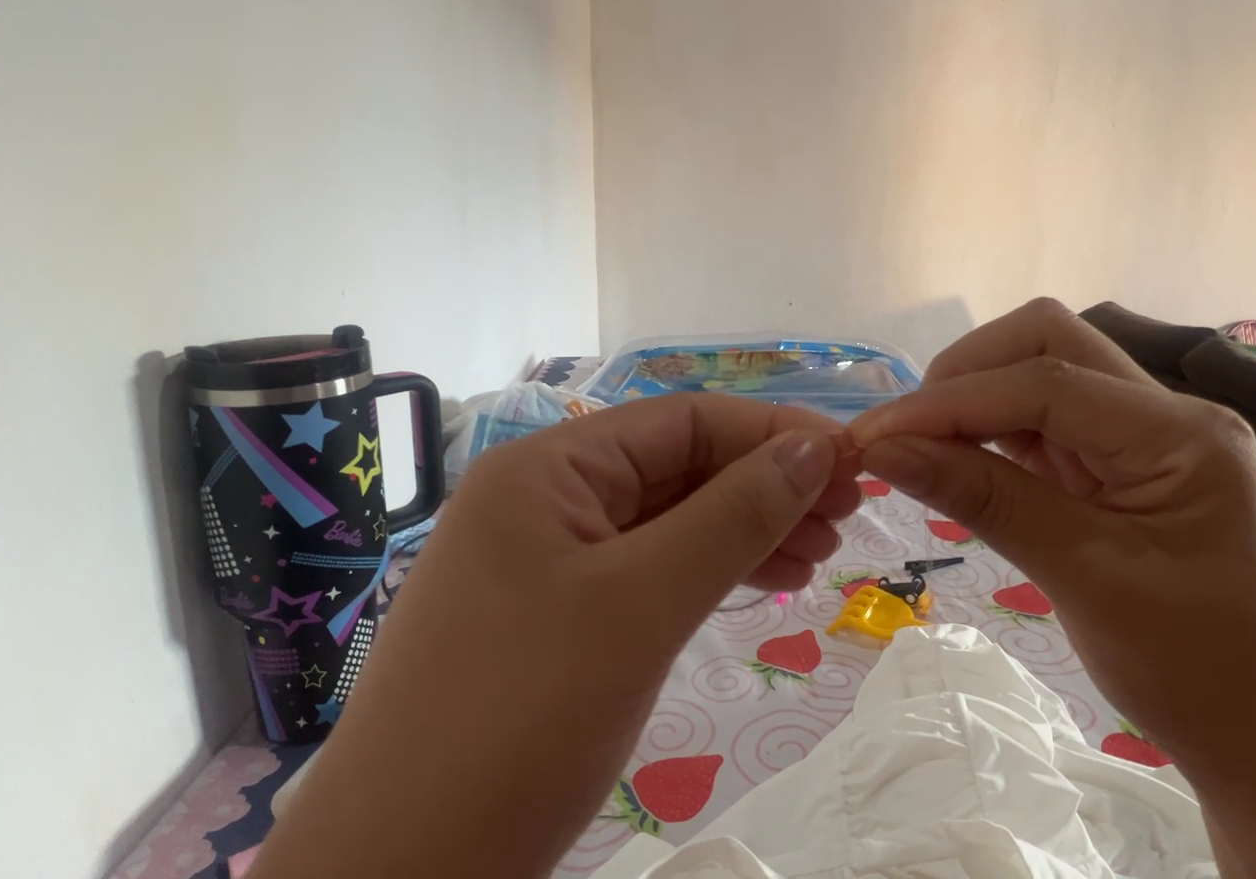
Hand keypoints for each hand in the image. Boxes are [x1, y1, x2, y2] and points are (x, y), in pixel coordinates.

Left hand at [249, 394, 862, 878]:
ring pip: (669, 521)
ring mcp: (544, 560)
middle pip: (678, 467)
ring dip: (746, 530)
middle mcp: (542, 498)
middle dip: (765, 485)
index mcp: (547, 469)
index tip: (853, 462)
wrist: (401, 872)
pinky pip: (648, 570)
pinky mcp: (553, 617)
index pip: (683, 421)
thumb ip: (734, 515)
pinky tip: (763, 584)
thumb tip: (817, 448)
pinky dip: (709, 573)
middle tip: (845, 518)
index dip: (773, 433)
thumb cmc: (522, 715)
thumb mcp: (643, 604)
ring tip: (818, 559)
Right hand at [852, 301, 1255, 878]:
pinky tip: (956, 462)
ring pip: (1041, 373)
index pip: (1049, 382)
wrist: (1254, 729)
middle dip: (966, 376)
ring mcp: (1145, 432)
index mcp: (1183, 434)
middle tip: (903, 436)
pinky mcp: (1119, 460)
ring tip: (916, 450)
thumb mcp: (1083, 580)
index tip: (874, 435)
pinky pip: (1043, 421)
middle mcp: (1167, 413)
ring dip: (974, 402)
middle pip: (1049, 342)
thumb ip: (985, 500)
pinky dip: (992, 433)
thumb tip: (883, 450)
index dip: (953, 401)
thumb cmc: (1188, 667)